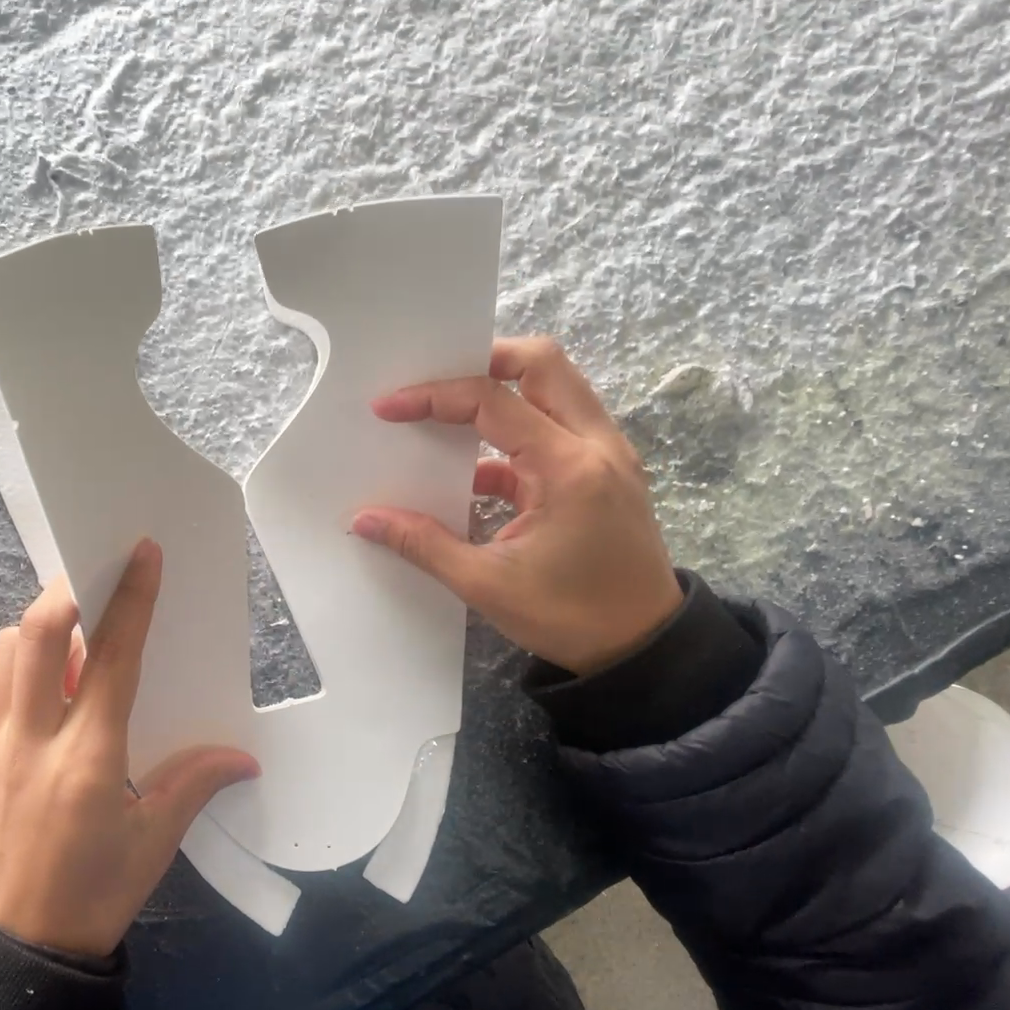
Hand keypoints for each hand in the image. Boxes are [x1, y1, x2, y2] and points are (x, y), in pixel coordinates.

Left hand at [0, 540, 259, 955]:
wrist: (11, 950)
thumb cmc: (91, 895)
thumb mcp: (152, 845)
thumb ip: (194, 785)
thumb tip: (243, 758)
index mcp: (87, 758)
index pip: (111, 658)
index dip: (130, 598)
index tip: (141, 551)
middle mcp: (33, 737)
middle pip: (37, 634)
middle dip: (68, 589)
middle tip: (99, 574)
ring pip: (7, 650)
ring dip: (42, 625)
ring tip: (80, 633)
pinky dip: (25, 659)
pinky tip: (57, 684)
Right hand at [351, 336, 682, 675]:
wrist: (644, 650)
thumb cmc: (570, 617)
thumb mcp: (486, 584)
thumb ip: (422, 543)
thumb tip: (365, 520)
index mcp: (570, 467)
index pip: (494, 401)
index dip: (434, 396)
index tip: (389, 407)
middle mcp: (597, 445)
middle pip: (543, 364)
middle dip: (483, 359)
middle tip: (434, 380)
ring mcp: (605, 455)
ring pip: (554, 389)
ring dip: (502, 391)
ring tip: (447, 413)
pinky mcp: (602, 473)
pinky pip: (554, 429)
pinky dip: (512, 435)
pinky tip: (472, 471)